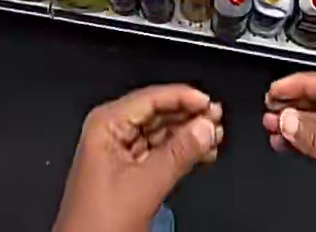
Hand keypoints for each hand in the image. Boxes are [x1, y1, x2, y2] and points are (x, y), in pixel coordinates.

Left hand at [53, 84, 223, 231]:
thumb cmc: (98, 227)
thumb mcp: (144, 186)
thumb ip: (179, 153)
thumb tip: (205, 126)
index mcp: (107, 124)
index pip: (152, 98)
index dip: (183, 97)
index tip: (209, 102)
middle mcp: (111, 132)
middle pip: (158, 113)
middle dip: (189, 117)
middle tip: (217, 118)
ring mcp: (119, 153)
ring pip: (161, 133)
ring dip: (188, 135)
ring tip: (214, 136)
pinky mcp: (127, 173)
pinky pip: (159, 152)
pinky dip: (180, 153)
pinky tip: (201, 153)